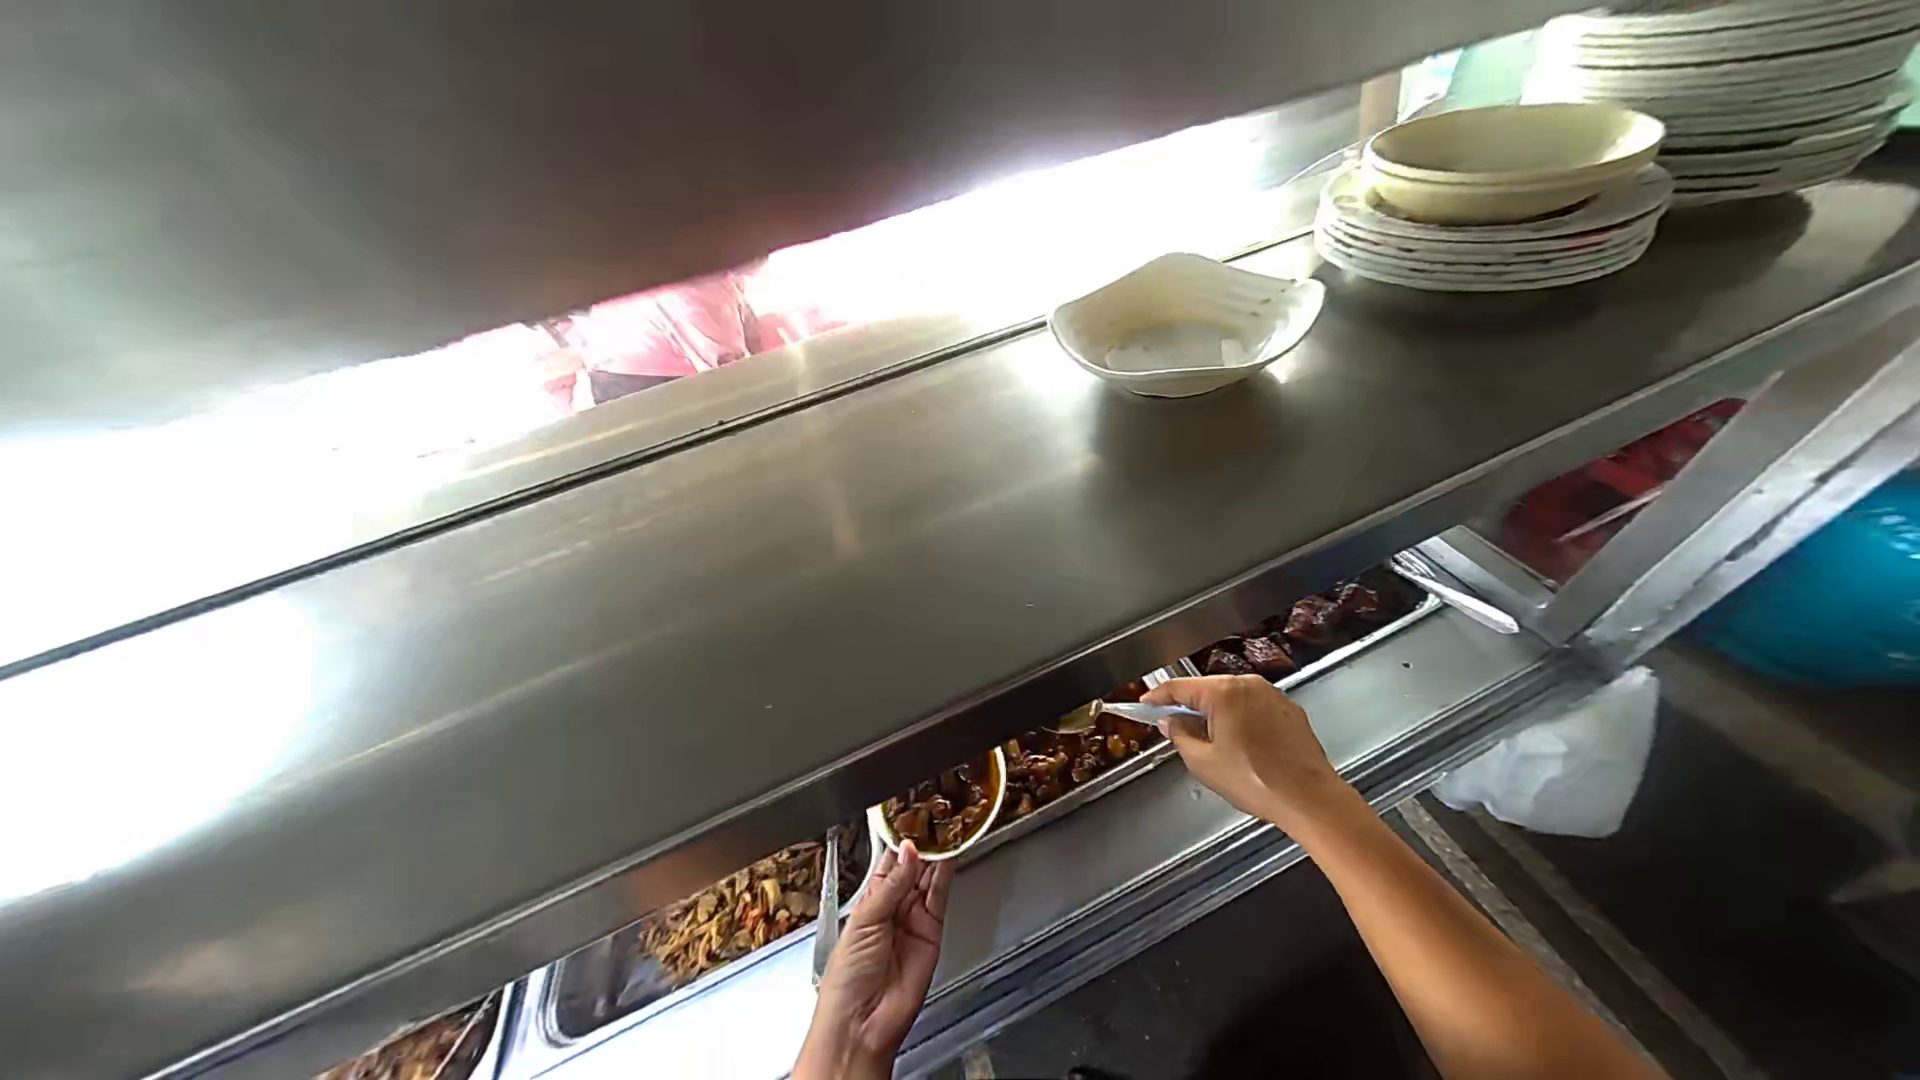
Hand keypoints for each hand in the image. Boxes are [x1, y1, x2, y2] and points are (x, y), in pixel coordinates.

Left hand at [795, 841, 953, 1079]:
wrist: (862, 1024)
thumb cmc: (846, 980)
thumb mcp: (864, 921)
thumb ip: (892, 886)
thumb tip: (908, 852)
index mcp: (870, 902)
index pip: (888, 863)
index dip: (900, 842)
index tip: (910, 818)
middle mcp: (893, 908)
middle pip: (911, 868)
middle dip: (921, 845)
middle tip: (931, 819)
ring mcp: (913, 919)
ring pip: (927, 879)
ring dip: (936, 856)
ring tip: (943, 830)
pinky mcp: (931, 932)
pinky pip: (939, 897)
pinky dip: (945, 875)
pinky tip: (948, 855)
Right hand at [1143, 675, 1355, 831]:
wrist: (1311, 800)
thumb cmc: (1258, 782)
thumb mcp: (1203, 762)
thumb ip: (1179, 735)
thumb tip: (1170, 722)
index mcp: (1223, 693)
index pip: (1179, 687)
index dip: (1158, 696)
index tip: (1146, 702)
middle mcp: (1249, 686)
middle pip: (1206, 689)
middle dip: (1189, 707)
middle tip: (1174, 726)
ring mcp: (1272, 696)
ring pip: (1231, 698)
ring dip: (1216, 714)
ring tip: (1210, 742)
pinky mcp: (1289, 710)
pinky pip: (1254, 707)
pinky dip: (1241, 719)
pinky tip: (1240, 745)